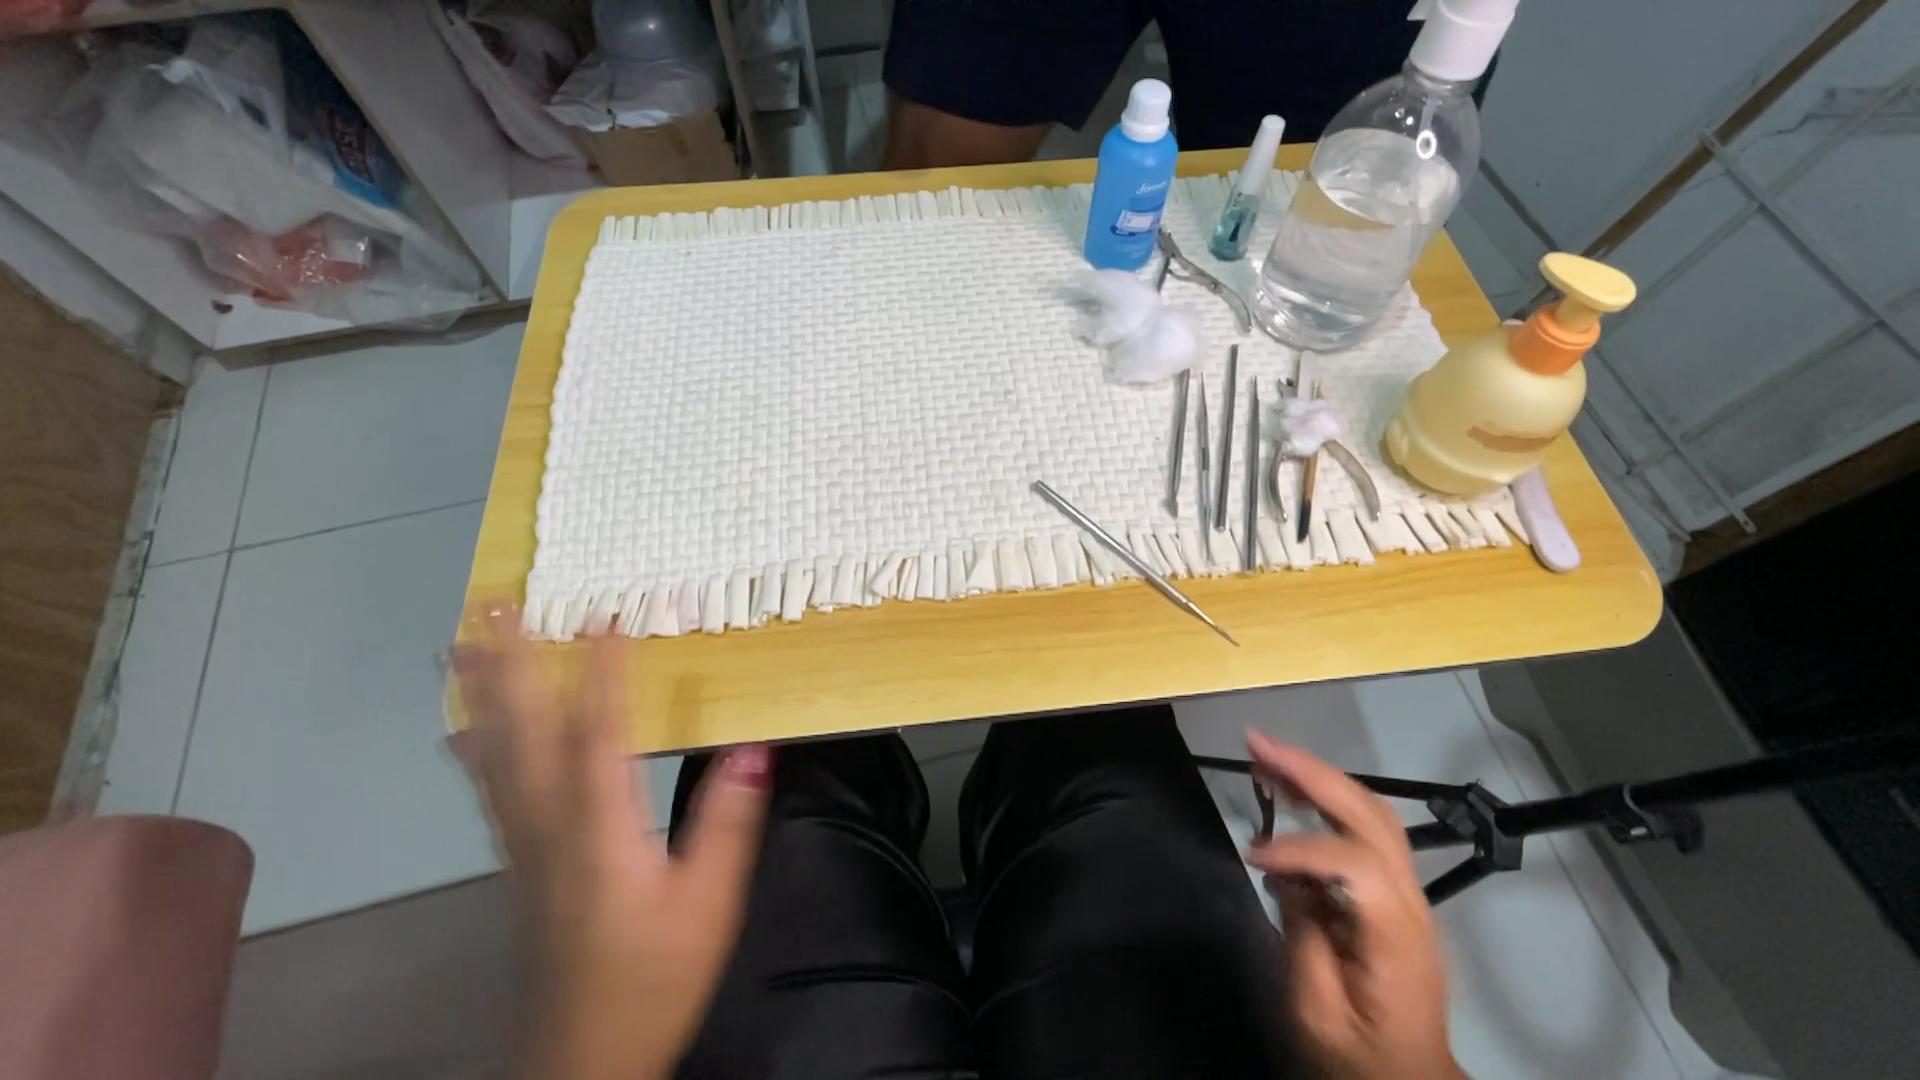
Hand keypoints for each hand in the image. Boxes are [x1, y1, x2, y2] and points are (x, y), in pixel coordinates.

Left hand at [452, 607, 771, 1079]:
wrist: (581, 1052)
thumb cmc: (653, 974)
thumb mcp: (708, 901)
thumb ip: (727, 822)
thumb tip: (756, 745)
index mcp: (599, 827)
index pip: (598, 731)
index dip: (602, 670)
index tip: (605, 615)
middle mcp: (549, 823)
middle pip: (522, 729)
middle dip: (508, 661)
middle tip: (493, 602)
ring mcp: (523, 842)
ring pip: (493, 752)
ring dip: (479, 692)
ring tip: (461, 641)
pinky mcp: (517, 861)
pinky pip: (489, 787)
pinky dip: (473, 747)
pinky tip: (461, 732)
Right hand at [1244, 732, 1463, 1079]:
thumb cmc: (1360, 1057)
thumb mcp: (1318, 1015)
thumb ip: (1302, 937)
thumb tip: (1285, 876)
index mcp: (1396, 935)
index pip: (1356, 862)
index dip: (1301, 848)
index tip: (1253, 858)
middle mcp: (1411, 901)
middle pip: (1369, 815)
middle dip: (1311, 772)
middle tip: (1255, 743)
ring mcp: (1408, 893)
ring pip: (1371, 812)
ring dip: (1318, 776)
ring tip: (1267, 755)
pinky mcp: (1394, 894)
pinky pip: (1364, 830)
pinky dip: (1325, 799)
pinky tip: (1291, 791)